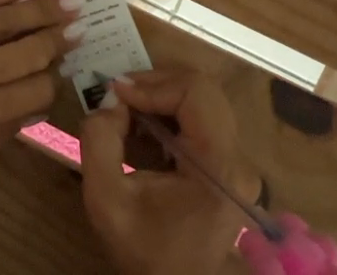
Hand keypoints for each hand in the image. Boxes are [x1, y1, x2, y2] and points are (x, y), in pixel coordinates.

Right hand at [81, 70, 259, 274]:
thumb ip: (99, 141)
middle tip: (118, 97)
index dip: (151, 84)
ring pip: (200, 100)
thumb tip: (110, 102)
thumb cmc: (143, 252)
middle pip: (201, 90)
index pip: (195, 93)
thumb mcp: (106, 198)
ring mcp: (235, 163)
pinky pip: (198, 119)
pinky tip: (142, 132)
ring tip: (126, 114)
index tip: (114, 95)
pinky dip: (166, 113)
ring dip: (159, 97)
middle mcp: (237, 160)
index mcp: (218, 167)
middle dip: (154, 85)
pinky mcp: (226, 167)